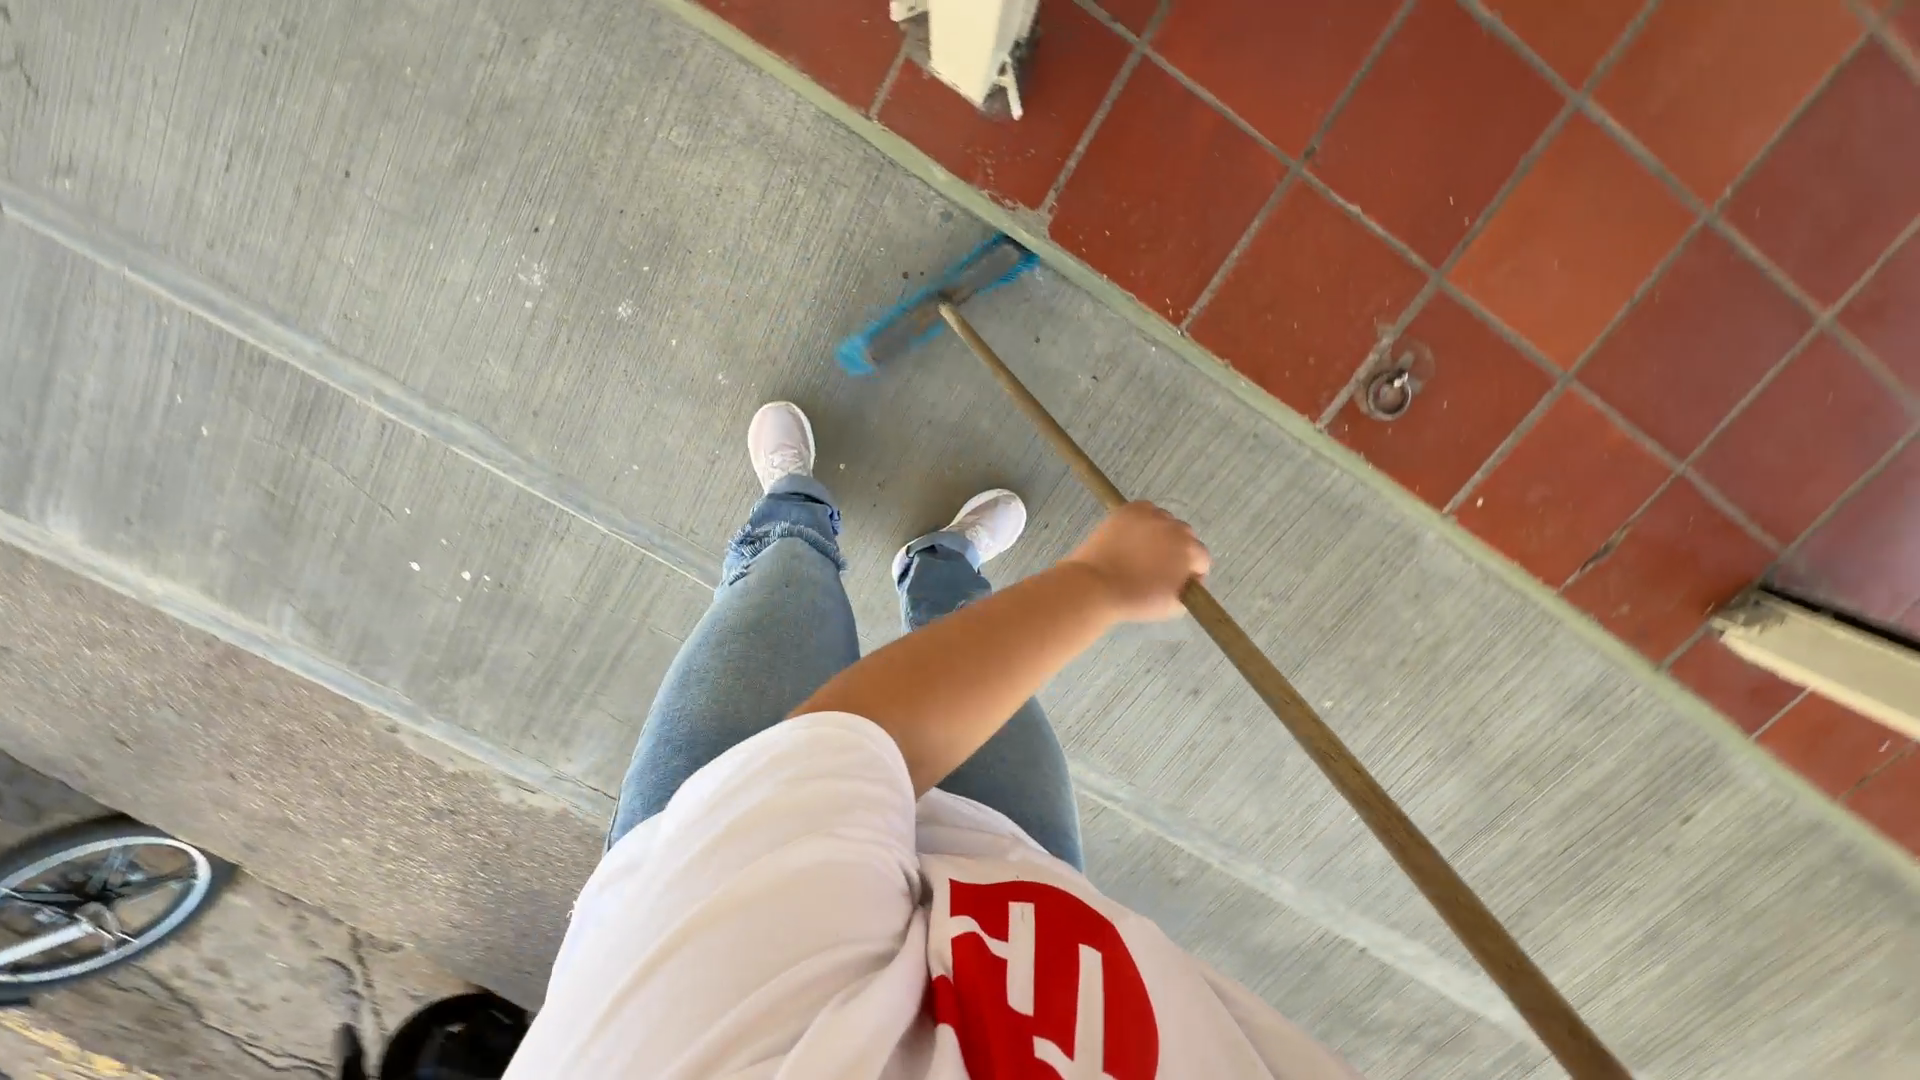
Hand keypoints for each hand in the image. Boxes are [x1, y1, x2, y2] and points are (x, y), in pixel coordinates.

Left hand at [1062, 502, 1209, 622]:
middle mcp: (1175, 528)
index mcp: (1190, 551)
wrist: (1096, 585)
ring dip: (1159, 534)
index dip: (1191, 572)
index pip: (1201, 558)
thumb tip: (1187, 582)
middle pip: (1184, 537)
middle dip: (1176, 551)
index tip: (1177, 581)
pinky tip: (1132, 535)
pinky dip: (1142, 520)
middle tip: (1157, 566)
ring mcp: (1151, 516)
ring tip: (1141, 550)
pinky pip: (1145, 510)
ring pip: (1165, 521)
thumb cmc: (1136, 600)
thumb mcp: (1172, 606)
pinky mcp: (1130, 510)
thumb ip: (1187, 590)